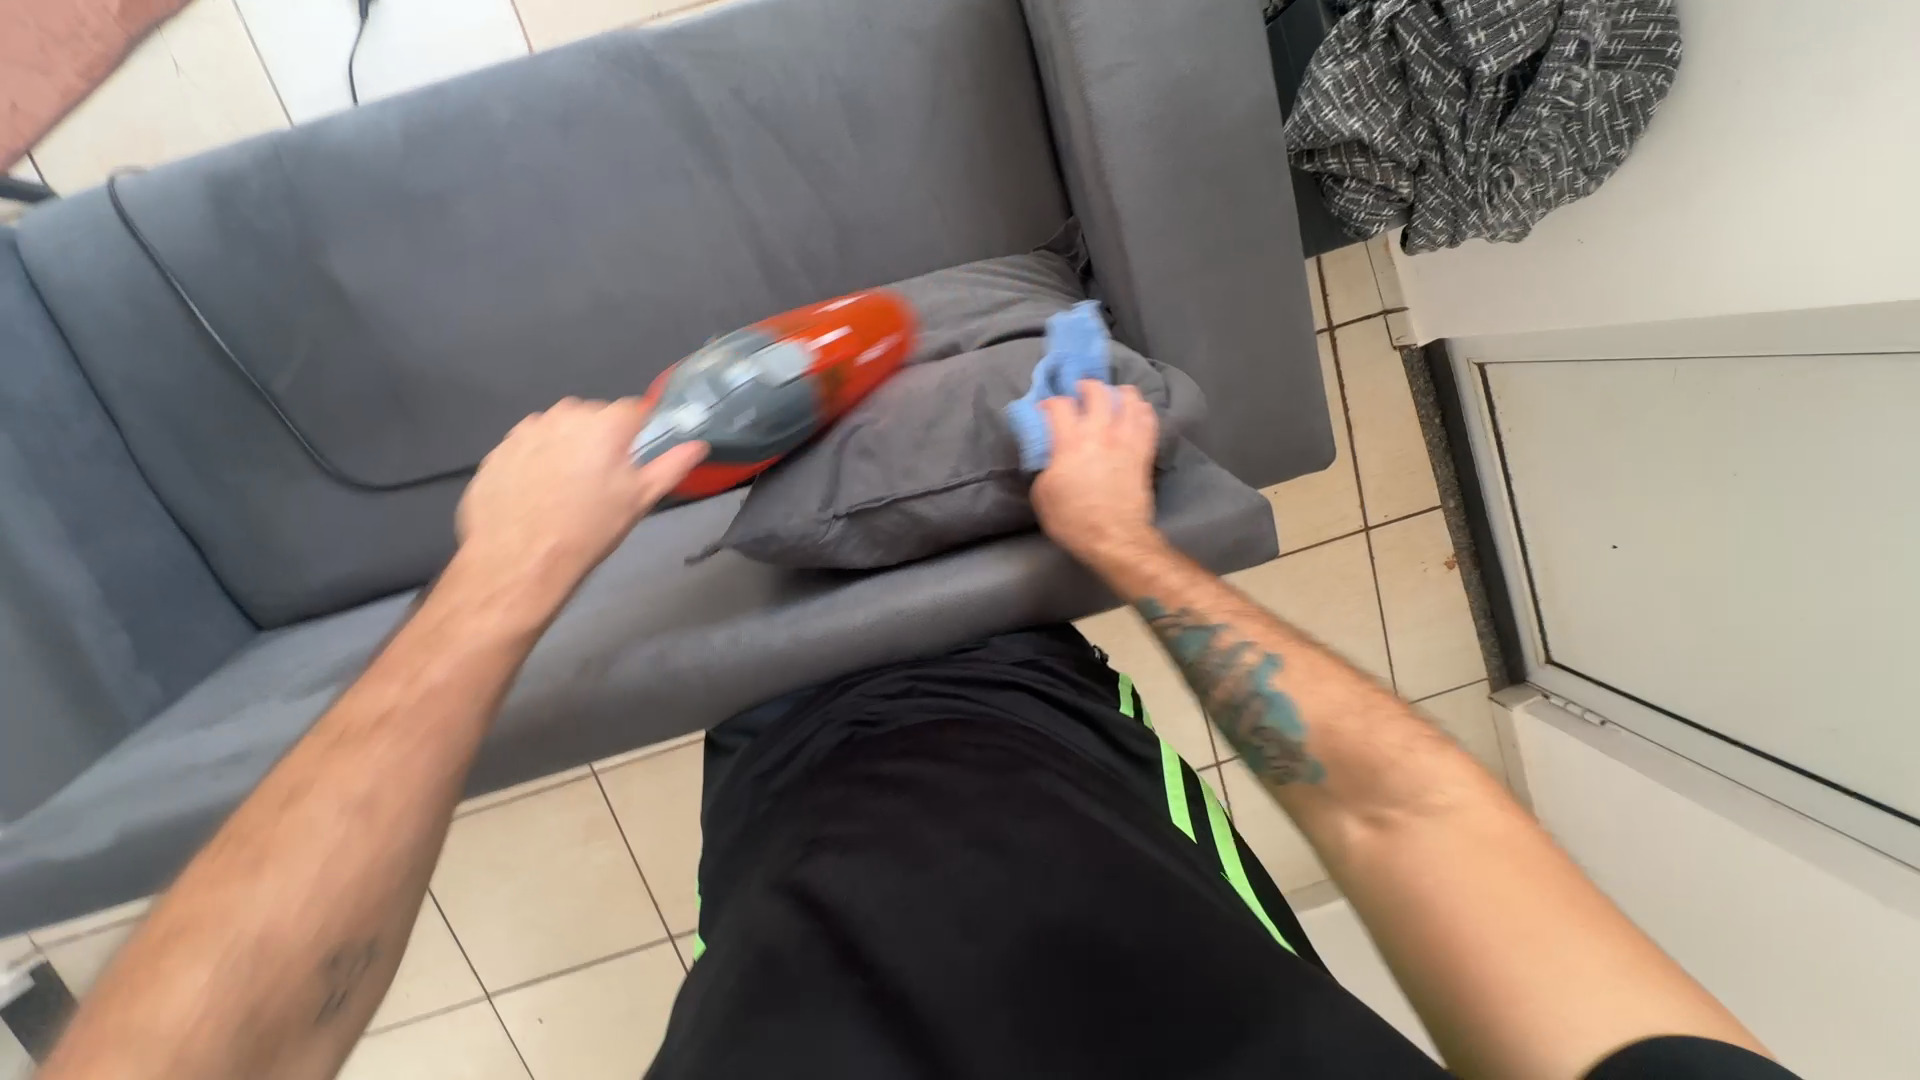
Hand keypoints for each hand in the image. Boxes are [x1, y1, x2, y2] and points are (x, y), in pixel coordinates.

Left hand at [454, 397, 706, 606]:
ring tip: (568, 489)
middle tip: (603, 481)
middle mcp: (565, 415)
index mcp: (605, 422)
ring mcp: (527, 430)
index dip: (640, 434)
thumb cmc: (590, 528)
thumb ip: (673, 465)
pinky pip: (530, 446)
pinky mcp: (499, 449)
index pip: (635, 410)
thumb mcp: (641, 499)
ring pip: (560, 430)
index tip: (637, 461)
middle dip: (602, 440)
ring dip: (568, 448)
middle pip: (595, 417)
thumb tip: (699, 445)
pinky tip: (539, 494)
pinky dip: (537, 461)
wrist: (520, 559)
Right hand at [1030, 381, 1162, 566]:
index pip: (1059, 406)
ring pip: (1129, 399)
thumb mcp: (1042, 494)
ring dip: (1118, 393)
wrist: (1114, 537)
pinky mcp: (1144, 452)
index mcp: (1070, 441)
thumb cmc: (1073, 519)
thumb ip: (1045, 466)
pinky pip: (1148, 420)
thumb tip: (1051, 457)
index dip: (1049, 402)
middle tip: (1080, 392)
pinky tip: (1135, 412)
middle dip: (1086, 387)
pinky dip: (1141, 410)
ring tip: (1112, 397)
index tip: (1045, 410)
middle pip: (1097, 392)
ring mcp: (1127, 440)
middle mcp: (1101, 432)